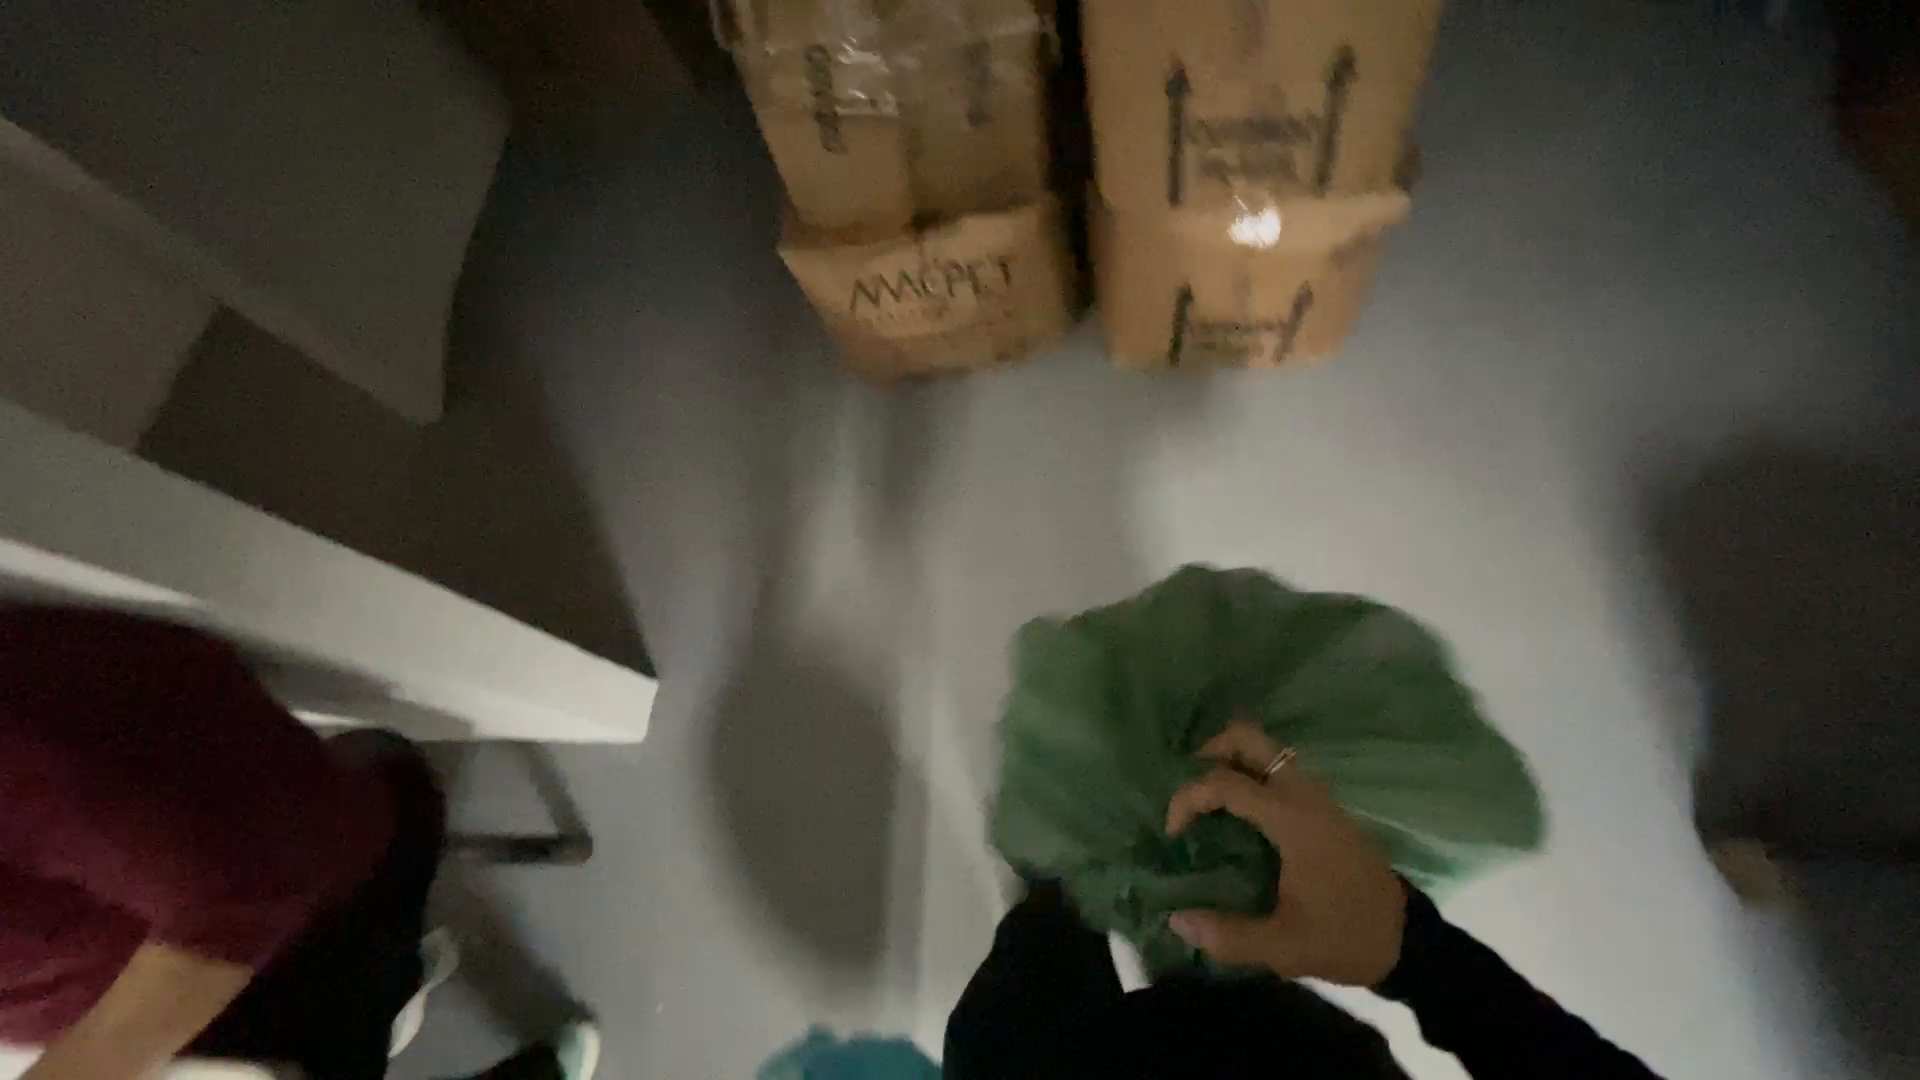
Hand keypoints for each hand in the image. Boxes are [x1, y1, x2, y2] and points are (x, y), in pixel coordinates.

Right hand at [1164, 720, 1407, 987]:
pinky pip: (1277, 769)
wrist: (1410, 942)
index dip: (1188, 799)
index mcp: (1291, 817)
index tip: (1173, 833)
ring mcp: (1317, 794)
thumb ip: (1228, 936)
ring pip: (1264, 749)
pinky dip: (1250, 776)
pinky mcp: (1323, 805)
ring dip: (1230, 762)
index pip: (1225, 782)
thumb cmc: (1345, 935)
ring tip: (1209, 802)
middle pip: (1248, 738)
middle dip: (1210, 753)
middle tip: (1190, 790)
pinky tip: (1238, 815)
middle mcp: (1303, 793)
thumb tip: (1177, 921)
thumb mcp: (1284, 947)